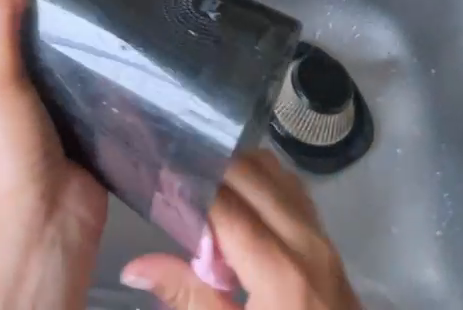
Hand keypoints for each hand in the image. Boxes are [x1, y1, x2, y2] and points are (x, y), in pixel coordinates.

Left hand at [0, 0, 109, 309]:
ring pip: (75, 67)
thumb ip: (2, 20)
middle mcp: (22, 93)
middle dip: (62, 16)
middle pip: (42, 43)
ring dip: (92, 44)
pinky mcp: (93, 131)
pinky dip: (118, 76)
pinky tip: (139, 48)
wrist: (49, 226)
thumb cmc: (10, 151)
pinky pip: (106, 95)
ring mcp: (59, 113)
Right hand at [120, 149, 361, 309]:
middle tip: (175, 173)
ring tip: (203, 184)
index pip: (225, 204)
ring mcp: (323, 239)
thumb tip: (133, 267)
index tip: (157, 172)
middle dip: (211, 166)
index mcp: (281, 273)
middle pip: (252, 173)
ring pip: (275, 172)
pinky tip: (236, 200)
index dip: (189, 182)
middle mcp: (306, 242)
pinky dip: (261, 181)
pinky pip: (291, 190)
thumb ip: (187, 297)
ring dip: (237, 169)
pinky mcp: (328, 242)